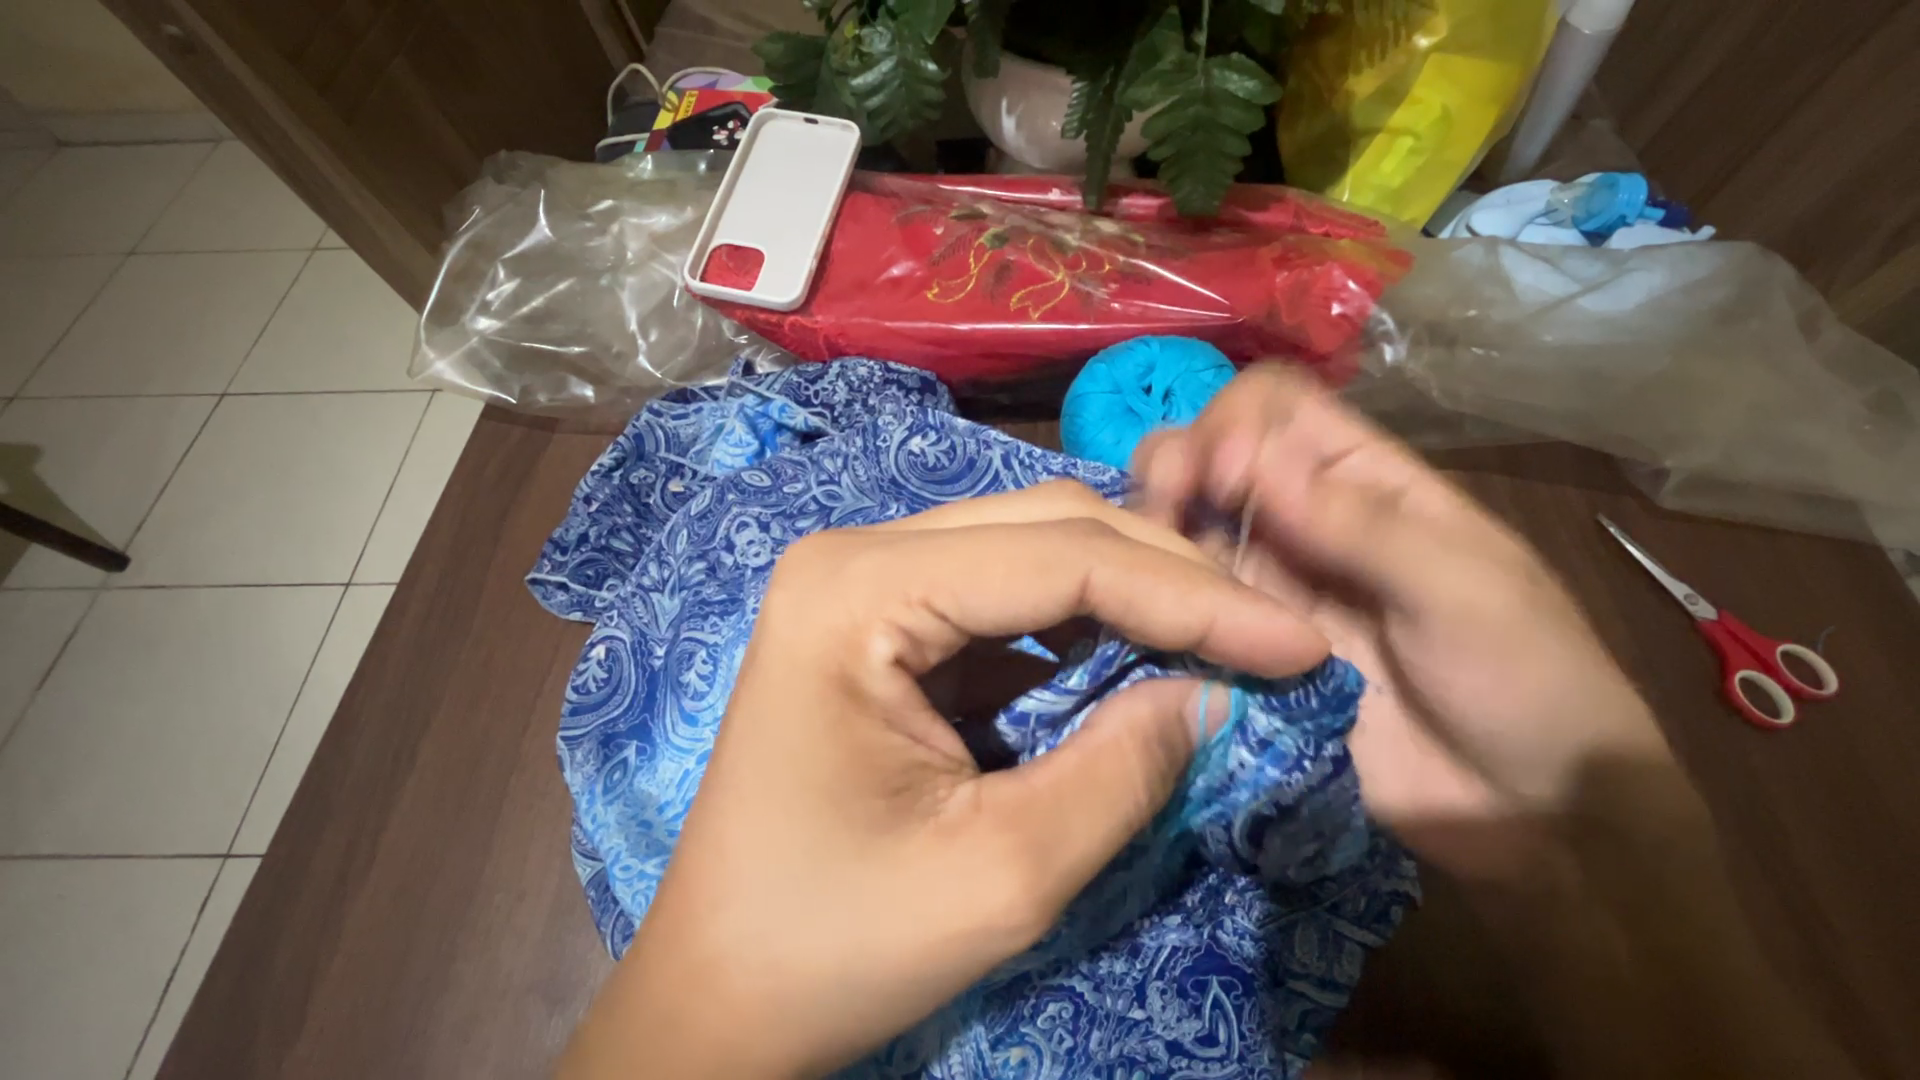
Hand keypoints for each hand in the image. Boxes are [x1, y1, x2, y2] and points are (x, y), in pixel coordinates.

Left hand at [557, 481, 1328, 1078]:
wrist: (722, 992)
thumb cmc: (836, 944)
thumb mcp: (1001, 874)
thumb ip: (1122, 770)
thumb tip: (1212, 693)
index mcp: (856, 591)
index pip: (1058, 557)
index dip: (1193, 596)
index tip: (1300, 642)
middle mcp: (855, 558)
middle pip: (1046, 529)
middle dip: (1168, 580)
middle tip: (1270, 637)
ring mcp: (864, 586)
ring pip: (1031, 553)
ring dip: (1132, 596)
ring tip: (1223, 644)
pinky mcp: (883, 626)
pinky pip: (1004, 603)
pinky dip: (1083, 628)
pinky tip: (1140, 660)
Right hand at [1133, 365, 1674, 879]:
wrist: (1527, 813)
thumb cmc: (1526, 682)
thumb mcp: (1464, 587)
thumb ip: (1357, 522)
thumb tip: (1246, 455)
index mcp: (1363, 484)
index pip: (1275, 409)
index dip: (1234, 419)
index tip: (1217, 473)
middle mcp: (1297, 524)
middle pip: (1210, 458)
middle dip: (1174, 466)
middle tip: (1161, 511)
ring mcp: (1261, 589)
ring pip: (1181, 528)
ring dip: (1150, 527)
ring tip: (1140, 563)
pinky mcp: (1236, 650)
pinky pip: (1179, 606)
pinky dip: (1152, 594)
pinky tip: (1140, 610)